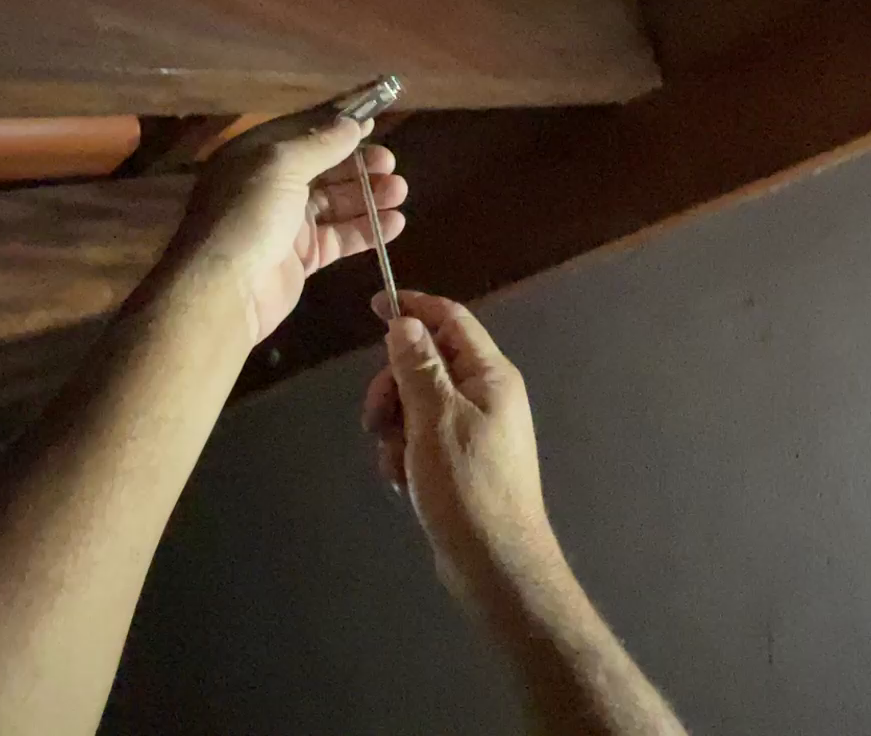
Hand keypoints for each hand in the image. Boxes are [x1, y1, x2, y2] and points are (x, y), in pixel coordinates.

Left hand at [167, 110, 406, 344]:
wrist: (225, 290)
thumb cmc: (249, 214)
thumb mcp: (281, 165)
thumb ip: (320, 143)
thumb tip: (353, 123)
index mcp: (256, 155)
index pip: (304, 130)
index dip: (338, 124)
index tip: (375, 118)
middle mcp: (270, 185)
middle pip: (324, 167)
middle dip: (359, 163)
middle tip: (391, 163)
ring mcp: (287, 222)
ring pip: (336, 202)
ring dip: (369, 195)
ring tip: (400, 191)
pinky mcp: (302, 256)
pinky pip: (340, 237)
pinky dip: (367, 229)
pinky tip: (395, 223)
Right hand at [361, 291, 561, 608]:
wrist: (494, 565)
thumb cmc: (468, 487)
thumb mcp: (435, 419)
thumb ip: (418, 366)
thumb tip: (404, 321)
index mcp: (490, 375)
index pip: (451, 319)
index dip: (414, 307)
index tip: (375, 304)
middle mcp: (485, 394)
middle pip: (426, 362)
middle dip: (393, 387)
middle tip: (377, 418)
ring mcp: (473, 426)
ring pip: (416, 401)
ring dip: (395, 426)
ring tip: (395, 462)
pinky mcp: (459, 456)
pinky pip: (420, 434)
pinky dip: (404, 451)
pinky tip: (402, 479)